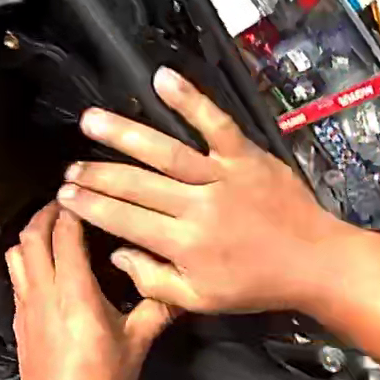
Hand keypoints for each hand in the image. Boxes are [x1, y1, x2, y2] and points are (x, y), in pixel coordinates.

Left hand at [6, 204, 176, 379]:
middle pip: (31, 235)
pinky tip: (46, 267)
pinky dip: (27, 259)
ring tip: (53, 228)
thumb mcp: (137, 344)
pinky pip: (17, 276)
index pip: (65, 232)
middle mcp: (44, 289)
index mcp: (73, 289)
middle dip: (46, 212)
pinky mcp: (20, 319)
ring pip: (17, 253)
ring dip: (32, 234)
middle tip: (68, 202)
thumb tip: (180, 289)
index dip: (73, 208)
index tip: (88, 194)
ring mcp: (27, 304)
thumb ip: (157, 310)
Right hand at [57, 68, 351, 313]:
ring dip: (124, 135)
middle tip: (69, 167)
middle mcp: (197, 207)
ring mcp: (222, 176)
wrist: (315, 264)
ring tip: (91, 120)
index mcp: (184, 245)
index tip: (65, 195)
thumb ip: (153, 281)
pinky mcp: (245, 155)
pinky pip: (215, 123)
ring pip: (165, 151)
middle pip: (136, 185)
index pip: (124, 220)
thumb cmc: (256, 286)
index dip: (90, 206)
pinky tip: (162, 78)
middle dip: (96, 174)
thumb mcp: (200, 301)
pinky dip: (190, 99)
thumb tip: (118, 254)